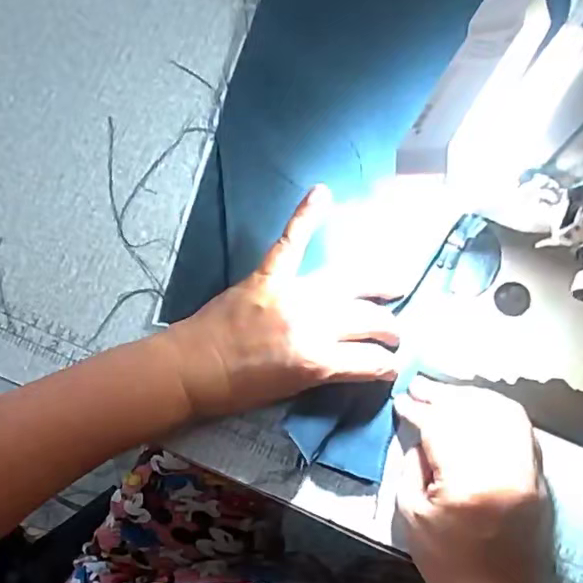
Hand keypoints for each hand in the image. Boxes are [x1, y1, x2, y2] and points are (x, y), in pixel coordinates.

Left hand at [162, 184, 405, 417]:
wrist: (188, 370)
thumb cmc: (233, 391)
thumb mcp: (288, 391)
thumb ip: (322, 371)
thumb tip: (347, 360)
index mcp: (317, 362)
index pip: (370, 361)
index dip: (386, 365)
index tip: (391, 366)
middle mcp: (313, 325)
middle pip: (367, 320)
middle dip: (388, 329)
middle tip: (393, 333)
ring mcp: (290, 296)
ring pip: (347, 284)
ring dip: (376, 284)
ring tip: (393, 285)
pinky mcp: (266, 277)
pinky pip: (290, 242)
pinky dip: (305, 216)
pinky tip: (322, 192)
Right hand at [393, 377, 553, 582]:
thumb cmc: (443, 562)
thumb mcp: (409, 514)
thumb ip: (413, 467)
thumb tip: (418, 434)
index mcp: (468, 485)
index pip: (442, 428)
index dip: (419, 409)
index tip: (401, 400)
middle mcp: (506, 471)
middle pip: (475, 413)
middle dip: (444, 395)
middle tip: (419, 387)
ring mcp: (529, 472)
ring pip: (504, 414)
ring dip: (473, 397)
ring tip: (446, 392)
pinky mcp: (539, 476)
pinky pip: (520, 430)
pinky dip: (497, 412)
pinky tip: (476, 409)